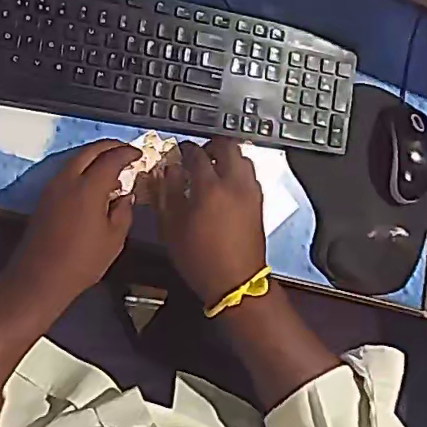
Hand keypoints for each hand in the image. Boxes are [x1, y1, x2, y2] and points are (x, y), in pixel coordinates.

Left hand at [6, 141, 139, 302]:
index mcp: (88, 187)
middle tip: (125, 150)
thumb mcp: (113, 239)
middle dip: (109, 147)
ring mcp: (52, 187)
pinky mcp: (45, 198)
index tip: (138, 154)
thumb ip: (123, 212)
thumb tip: (126, 195)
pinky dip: (83, 169)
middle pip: (89, 151)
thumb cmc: (82, 261)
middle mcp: (67, 180)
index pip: (111, 159)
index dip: (127, 153)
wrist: (40, 277)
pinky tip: (93, 183)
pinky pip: (67, 172)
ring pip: (75, 160)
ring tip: (112, 167)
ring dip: (94, 157)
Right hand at [154, 138, 267, 304]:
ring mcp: (250, 193)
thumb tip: (168, 171)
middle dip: (211, 145)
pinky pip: (249, 175)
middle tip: (198, 152)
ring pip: (243, 158)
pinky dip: (237, 171)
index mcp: (209, 188)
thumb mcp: (171, 226)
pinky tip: (225, 184)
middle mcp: (234, 185)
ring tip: (213, 166)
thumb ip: (167, 193)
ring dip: (227, 156)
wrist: (235, 282)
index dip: (184, 149)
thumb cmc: (200, 259)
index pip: (196, 153)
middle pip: (227, 146)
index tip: (179, 152)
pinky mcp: (259, 203)